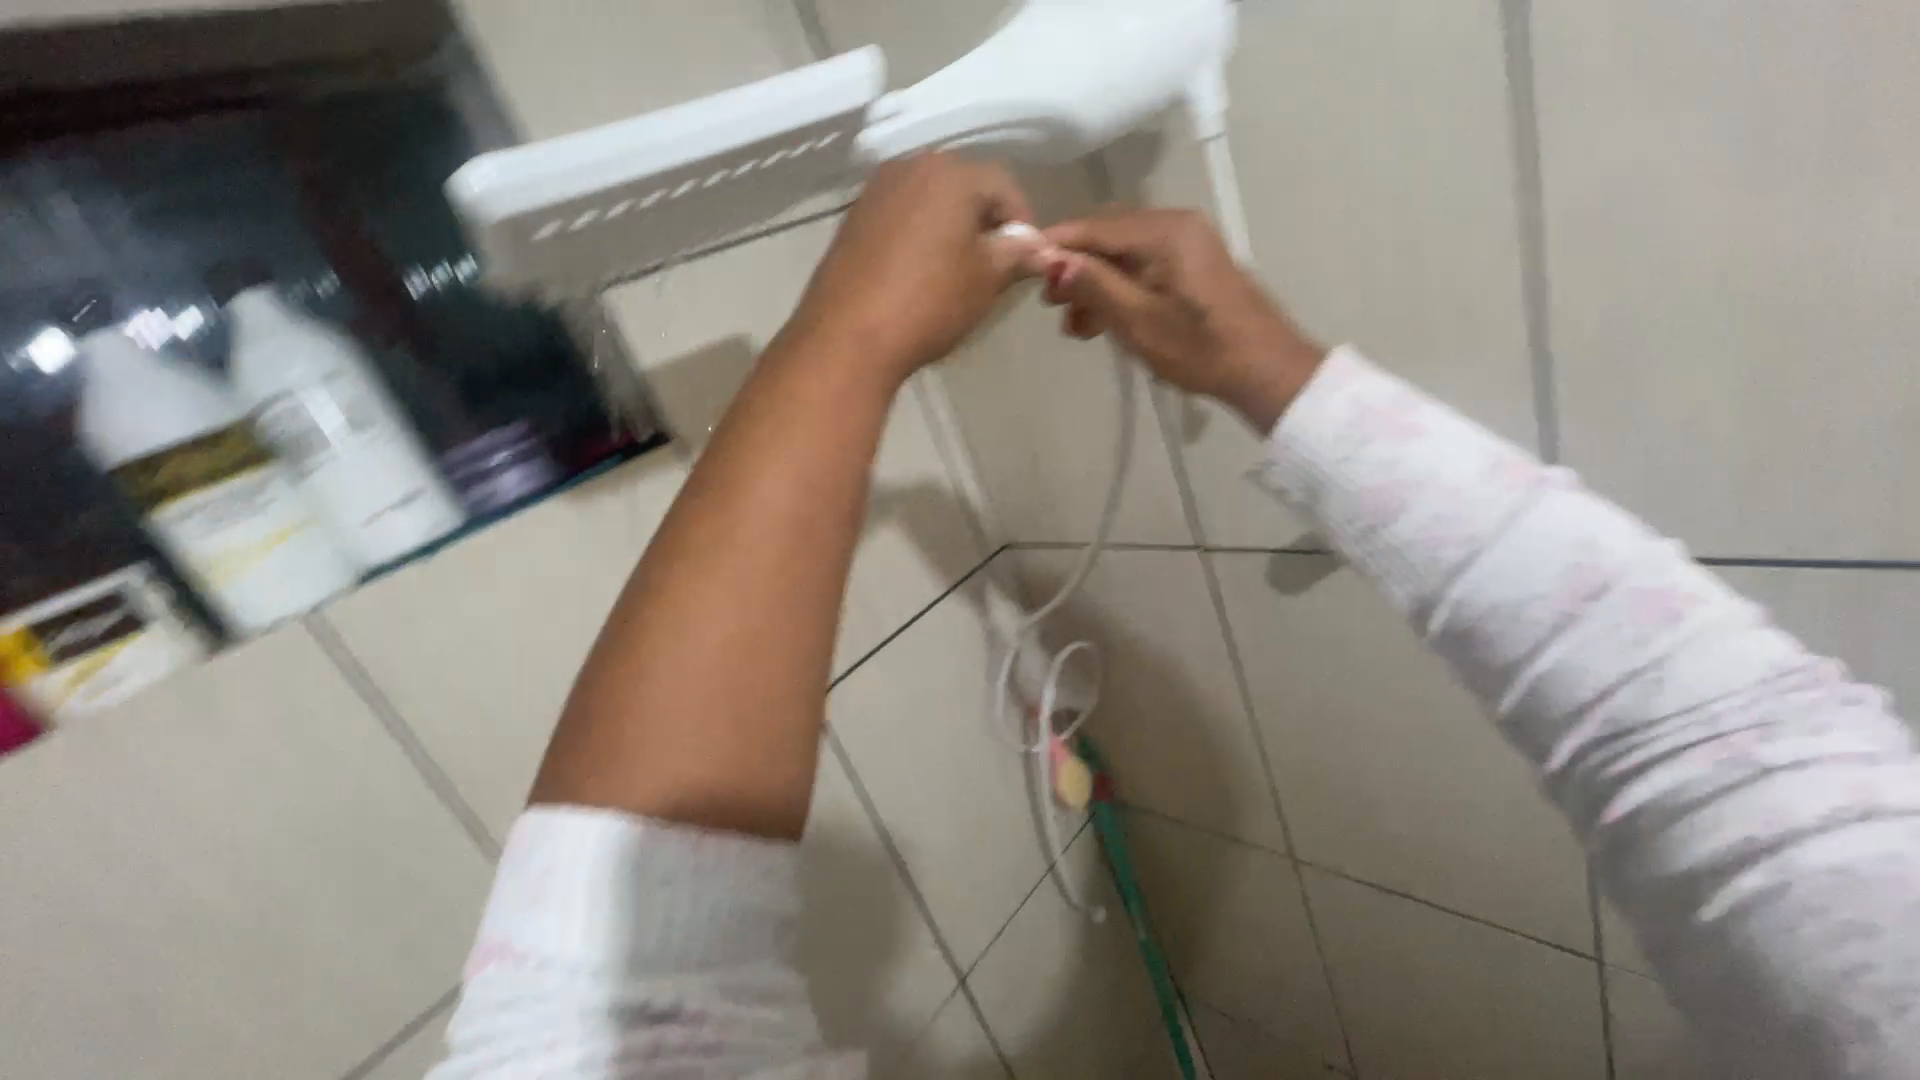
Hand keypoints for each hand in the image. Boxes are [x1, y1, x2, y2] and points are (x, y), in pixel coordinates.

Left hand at [782, 153, 1033, 387]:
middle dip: (985, 224)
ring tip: (957, 275)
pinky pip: (900, 220)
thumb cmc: (929, 302)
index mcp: (951, 173)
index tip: (1029, 261)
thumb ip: (1017, 254)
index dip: (1024, 224)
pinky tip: (920, 277)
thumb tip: (1039, 247)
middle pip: (964, 188)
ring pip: (930, 203)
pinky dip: (918, 240)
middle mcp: (910, 167)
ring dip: (950, 230)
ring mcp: (875, 192)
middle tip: (995, 268)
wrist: (847, 337)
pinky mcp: (852, 221)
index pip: (1004, 186)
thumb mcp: (986, 279)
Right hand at [1039, 207, 1326, 431]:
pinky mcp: (1192, 266)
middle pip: (1108, 237)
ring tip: (1074, 326)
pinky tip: (1102, 322)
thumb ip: (1093, 285)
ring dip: (1095, 285)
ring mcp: (1187, 244)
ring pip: (1123, 255)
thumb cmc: (1200, 349)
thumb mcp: (1137, 321)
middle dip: (1074, 269)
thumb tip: (1049, 258)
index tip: (1022, 268)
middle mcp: (1176, 225)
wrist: (1264, 370)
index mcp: (1164, 231)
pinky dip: (1119, 290)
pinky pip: (1142, 267)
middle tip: (1048, 306)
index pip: (1094, 228)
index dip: (1055, 246)